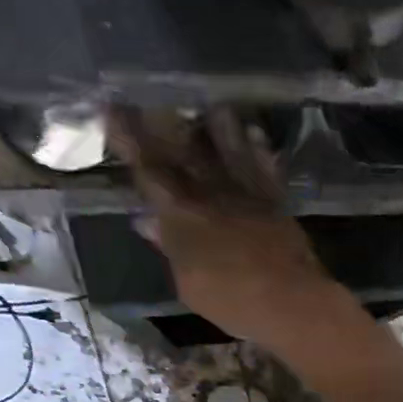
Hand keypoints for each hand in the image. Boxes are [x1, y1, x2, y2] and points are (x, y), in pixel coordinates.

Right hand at [109, 107, 342, 345]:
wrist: (289, 301)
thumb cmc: (232, 302)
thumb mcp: (190, 285)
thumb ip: (170, 249)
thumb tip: (147, 222)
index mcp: (183, 216)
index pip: (149, 171)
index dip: (129, 142)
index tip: (112, 111)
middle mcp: (213, 195)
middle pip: (185, 153)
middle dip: (164, 126)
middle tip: (152, 99)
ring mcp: (248, 195)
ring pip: (230, 151)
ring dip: (220, 129)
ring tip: (212, 106)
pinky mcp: (277, 203)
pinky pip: (265, 168)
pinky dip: (259, 150)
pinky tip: (254, 133)